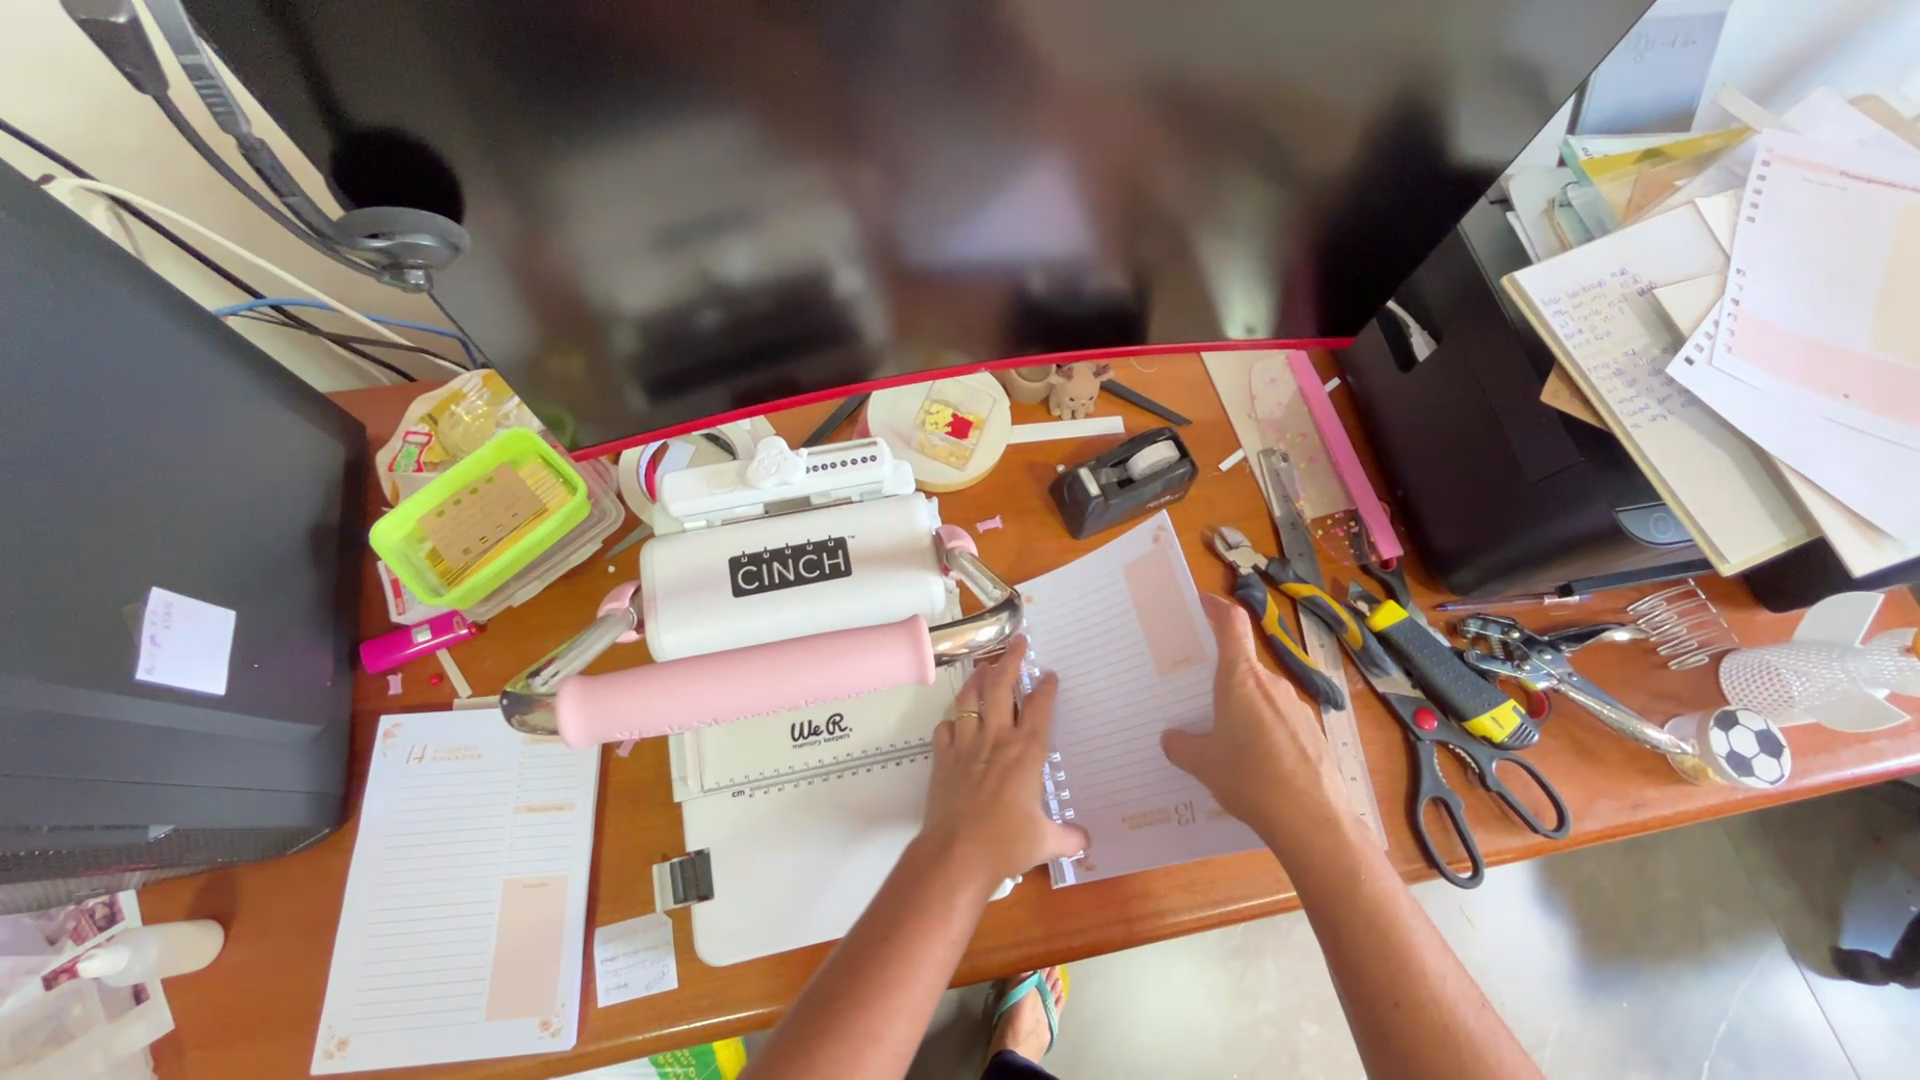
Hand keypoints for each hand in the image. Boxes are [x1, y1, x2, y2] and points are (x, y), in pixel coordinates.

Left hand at [919, 637, 1088, 886]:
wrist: (956, 855)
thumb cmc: (1005, 845)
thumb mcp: (1045, 842)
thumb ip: (1067, 837)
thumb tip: (1085, 841)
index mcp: (1026, 753)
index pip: (1040, 709)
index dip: (1046, 687)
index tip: (1049, 673)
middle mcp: (996, 740)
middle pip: (1002, 687)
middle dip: (1011, 660)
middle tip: (1017, 642)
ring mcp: (965, 746)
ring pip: (970, 700)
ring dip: (978, 680)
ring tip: (984, 667)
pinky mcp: (942, 758)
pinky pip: (946, 728)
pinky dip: (952, 721)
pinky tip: (957, 721)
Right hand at [1161, 594, 1352, 848]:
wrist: (1313, 820)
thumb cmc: (1250, 779)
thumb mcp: (1202, 764)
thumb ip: (1181, 746)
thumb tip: (1172, 738)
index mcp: (1240, 680)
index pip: (1232, 624)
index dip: (1217, 607)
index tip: (1202, 601)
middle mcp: (1270, 684)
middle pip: (1242, 663)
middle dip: (1219, 673)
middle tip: (1194, 692)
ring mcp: (1296, 707)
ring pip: (1260, 694)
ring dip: (1240, 705)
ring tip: (1222, 737)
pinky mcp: (1311, 732)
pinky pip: (1277, 719)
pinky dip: (1261, 729)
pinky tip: (1252, 762)